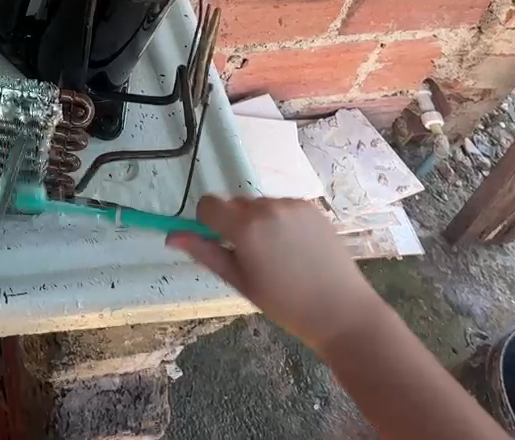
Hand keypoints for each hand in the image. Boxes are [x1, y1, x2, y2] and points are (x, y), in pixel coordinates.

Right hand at [168, 196, 382, 352]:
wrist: (343, 312)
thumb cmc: (286, 304)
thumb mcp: (240, 282)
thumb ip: (205, 253)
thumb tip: (171, 237)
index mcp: (244, 228)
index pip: (208, 204)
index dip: (209, 223)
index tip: (223, 244)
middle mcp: (265, 208)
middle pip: (233, 203)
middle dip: (236, 222)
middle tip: (254, 256)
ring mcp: (290, 204)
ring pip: (258, 204)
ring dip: (259, 221)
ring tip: (280, 253)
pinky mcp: (309, 205)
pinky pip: (282, 205)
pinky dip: (281, 220)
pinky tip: (297, 246)